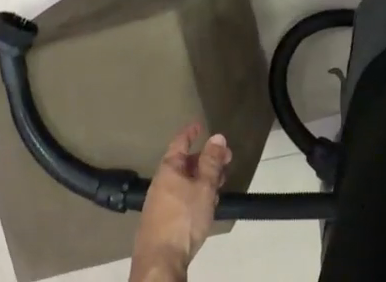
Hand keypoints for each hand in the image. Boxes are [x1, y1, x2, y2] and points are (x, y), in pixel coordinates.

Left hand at [130, 124, 231, 280]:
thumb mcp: (203, 186)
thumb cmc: (183, 218)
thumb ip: (211, 162)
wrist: (160, 260)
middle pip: (184, 163)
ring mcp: (161, 203)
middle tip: (225, 158)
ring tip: (220, 181)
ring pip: (185, 182)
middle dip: (205, 159)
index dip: (190, 133)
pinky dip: (196, 194)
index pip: (180, 143)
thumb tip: (217, 136)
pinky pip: (182, 198)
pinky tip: (207, 203)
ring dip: (203, 178)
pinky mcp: (163, 221)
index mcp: (169, 170)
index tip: (199, 124)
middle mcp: (161, 183)